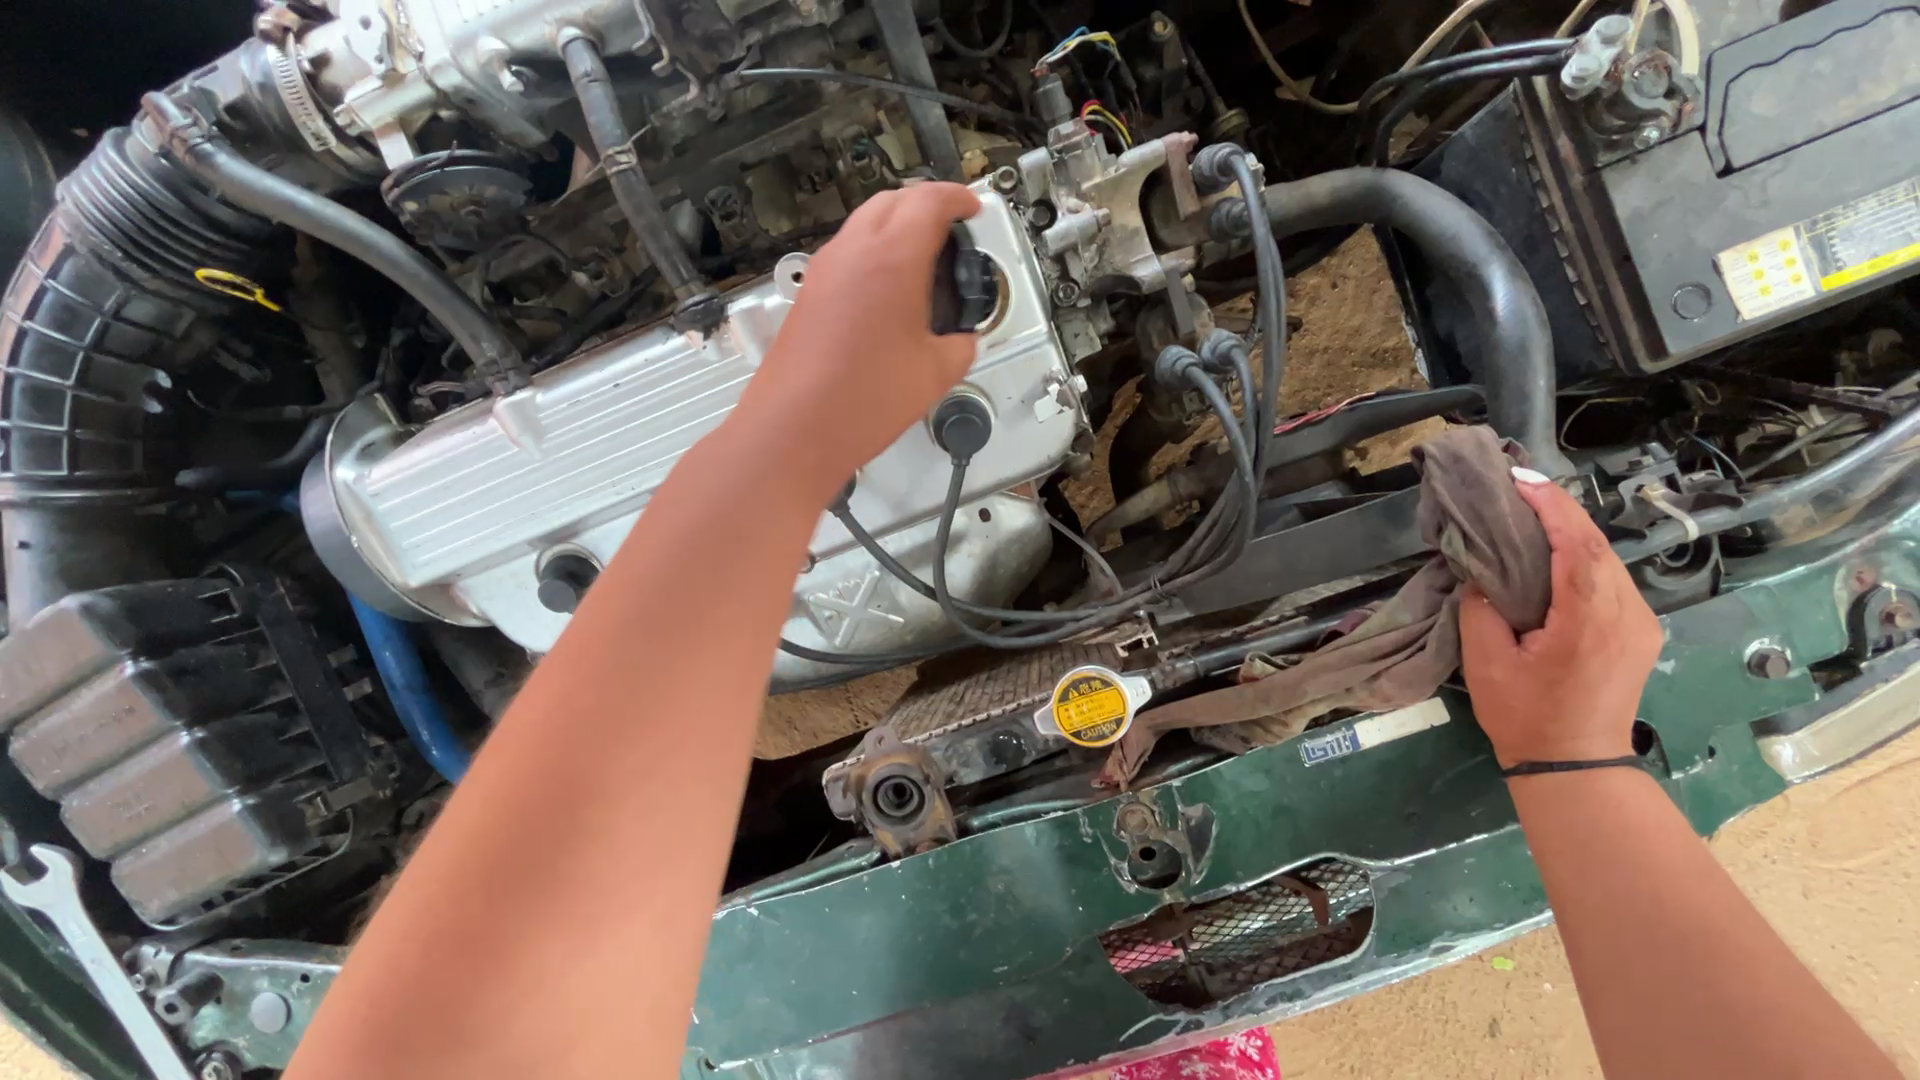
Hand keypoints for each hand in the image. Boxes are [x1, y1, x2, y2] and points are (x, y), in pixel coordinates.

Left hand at [733, 181, 982, 497]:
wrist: (795, 429)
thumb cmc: (863, 400)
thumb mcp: (935, 374)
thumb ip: (959, 345)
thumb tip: (962, 340)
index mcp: (892, 258)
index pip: (930, 201)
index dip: (958, 199)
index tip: (972, 208)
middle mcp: (853, 252)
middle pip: (893, 201)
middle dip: (926, 206)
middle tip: (951, 230)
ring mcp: (824, 271)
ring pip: (865, 224)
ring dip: (896, 228)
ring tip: (923, 262)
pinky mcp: (808, 294)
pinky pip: (846, 255)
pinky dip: (872, 255)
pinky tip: (889, 293)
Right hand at [1459, 469, 1664, 769]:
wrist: (1574, 762)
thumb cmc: (1524, 713)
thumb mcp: (1487, 661)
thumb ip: (1482, 608)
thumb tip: (1481, 572)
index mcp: (1589, 619)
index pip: (1578, 546)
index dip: (1551, 507)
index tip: (1520, 480)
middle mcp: (1626, 614)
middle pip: (1599, 545)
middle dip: (1561, 509)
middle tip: (1521, 485)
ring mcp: (1640, 623)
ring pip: (1609, 560)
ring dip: (1573, 530)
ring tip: (1533, 509)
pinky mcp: (1637, 632)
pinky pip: (1611, 580)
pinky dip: (1583, 554)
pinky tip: (1557, 549)